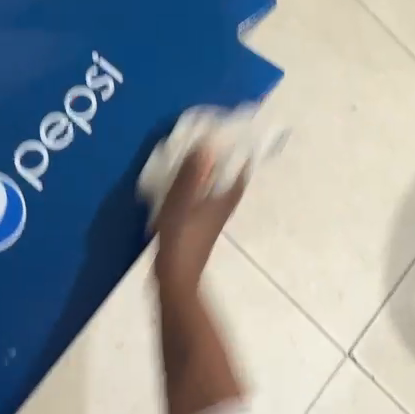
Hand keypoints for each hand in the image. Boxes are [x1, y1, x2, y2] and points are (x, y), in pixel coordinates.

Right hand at [154, 150, 245, 292]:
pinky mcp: (197, 228)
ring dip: (205, 176)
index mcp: (224, 200)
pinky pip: (199, 201)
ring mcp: (210, 220)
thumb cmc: (180, 238)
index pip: (240, 172)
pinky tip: (176, 188)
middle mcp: (222, 208)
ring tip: (190, 160)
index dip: (239, 154)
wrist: (175, 276)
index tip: (232, 137)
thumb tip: (207, 145)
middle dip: (220, 163)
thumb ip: (192, 174)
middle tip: (208, 144)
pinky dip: (193, 191)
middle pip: (227, 179)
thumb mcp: (182, 201)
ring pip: (213, 190)